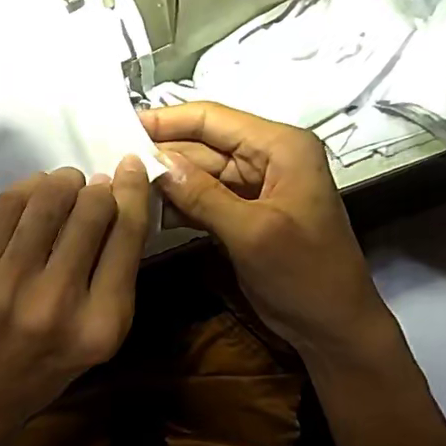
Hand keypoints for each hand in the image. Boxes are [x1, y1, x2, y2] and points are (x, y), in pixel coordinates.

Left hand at [0, 157, 151, 443]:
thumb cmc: (54, 363)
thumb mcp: (104, 331)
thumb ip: (118, 270)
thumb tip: (120, 192)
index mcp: (101, 324)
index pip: (127, 235)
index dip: (132, 191)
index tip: (130, 167)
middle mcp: (55, 303)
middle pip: (91, 209)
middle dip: (99, 190)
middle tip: (94, 190)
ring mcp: (7, 285)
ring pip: (48, 197)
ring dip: (65, 181)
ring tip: (67, 187)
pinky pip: (8, 203)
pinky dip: (30, 188)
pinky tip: (36, 195)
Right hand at [142, 101, 389, 357]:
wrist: (334, 327)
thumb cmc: (305, 275)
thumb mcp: (252, 232)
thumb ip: (203, 194)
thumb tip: (155, 163)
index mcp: (281, 147)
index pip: (214, 119)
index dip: (167, 120)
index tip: (119, 126)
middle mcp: (269, 159)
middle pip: (204, 143)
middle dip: (161, 151)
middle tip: (111, 161)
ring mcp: (257, 189)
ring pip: (200, 173)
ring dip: (166, 180)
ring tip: (122, 184)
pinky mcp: (246, 216)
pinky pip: (206, 199)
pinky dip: (180, 204)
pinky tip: (149, 210)